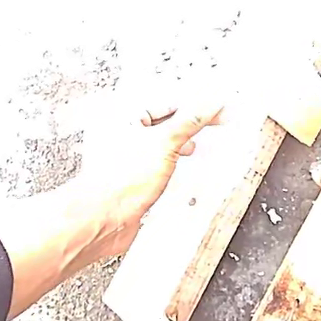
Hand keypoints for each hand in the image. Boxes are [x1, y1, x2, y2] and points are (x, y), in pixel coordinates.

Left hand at [74, 102, 223, 258]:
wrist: (102, 218)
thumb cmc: (118, 179)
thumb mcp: (165, 142)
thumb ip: (190, 120)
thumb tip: (210, 104)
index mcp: (126, 116)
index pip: (169, 102)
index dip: (196, 106)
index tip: (218, 110)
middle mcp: (125, 134)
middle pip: (167, 122)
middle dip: (191, 124)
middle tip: (215, 125)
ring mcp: (129, 157)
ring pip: (164, 143)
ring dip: (183, 145)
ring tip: (199, 146)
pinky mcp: (134, 178)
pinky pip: (160, 164)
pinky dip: (175, 164)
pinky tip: (183, 169)